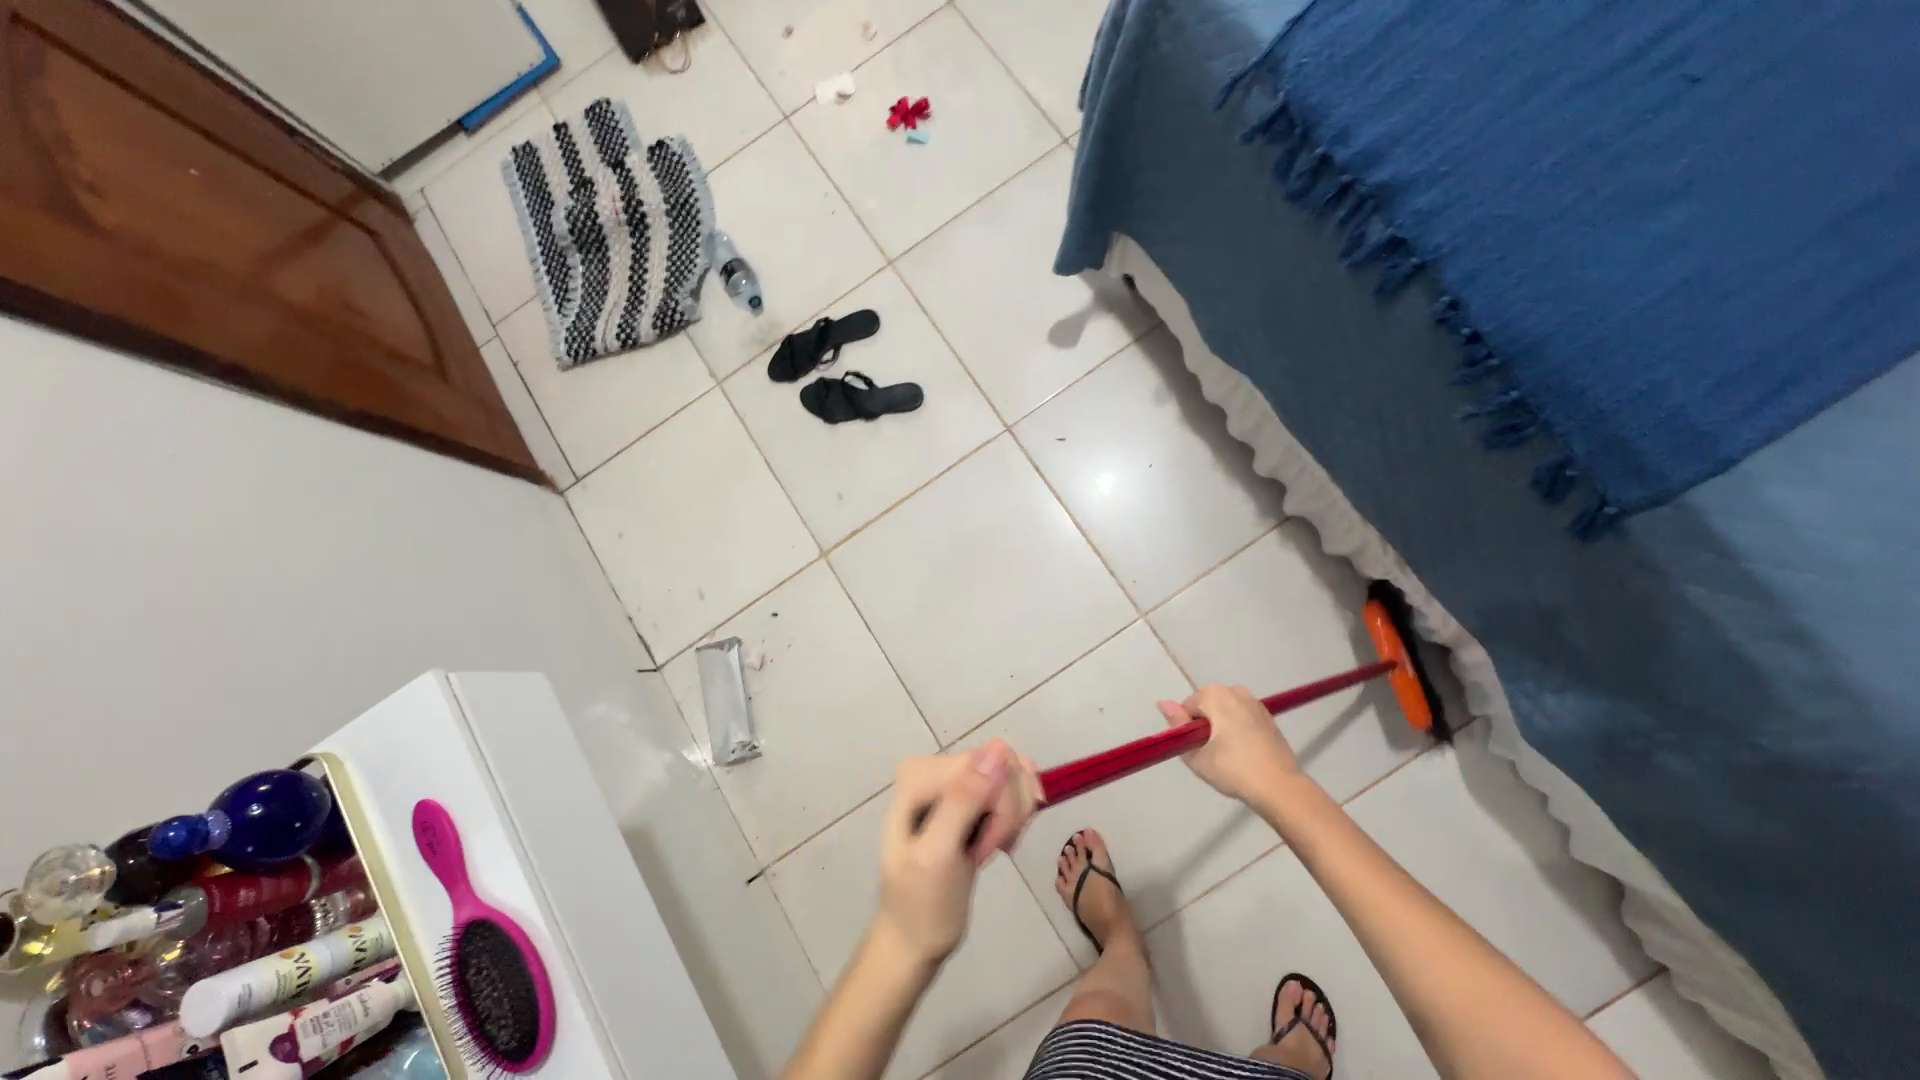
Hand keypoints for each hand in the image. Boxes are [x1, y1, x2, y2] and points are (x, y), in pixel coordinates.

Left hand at [873, 740, 1039, 965]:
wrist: (915, 940)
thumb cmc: (921, 905)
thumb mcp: (937, 855)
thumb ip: (963, 801)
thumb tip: (999, 750)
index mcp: (919, 774)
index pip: (989, 760)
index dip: (1001, 805)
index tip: (987, 846)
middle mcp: (935, 769)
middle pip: (1004, 763)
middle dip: (1009, 810)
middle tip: (992, 849)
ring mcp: (953, 782)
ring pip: (1012, 774)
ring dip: (1014, 815)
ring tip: (993, 848)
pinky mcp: (970, 798)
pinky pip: (1010, 788)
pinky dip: (1014, 817)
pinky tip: (998, 843)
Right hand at [1160, 685, 1300, 802]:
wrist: (1279, 786)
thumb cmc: (1232, 769)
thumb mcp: (1196, 753)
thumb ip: (1177, 725)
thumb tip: (1162, 702)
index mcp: (1216, 695)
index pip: (1188, 708)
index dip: (1187, 730)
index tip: (1197, 750)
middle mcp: (1236, 691)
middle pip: (1207, 706)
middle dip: (1204, 726)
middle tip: (1210, 755)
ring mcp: (1255, 703)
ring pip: (1225, 712)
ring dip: (1221, 727)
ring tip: (1227, 756)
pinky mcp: (1269, 717)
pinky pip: (1242, 718)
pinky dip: (1238, 730)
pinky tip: (1243, 753)